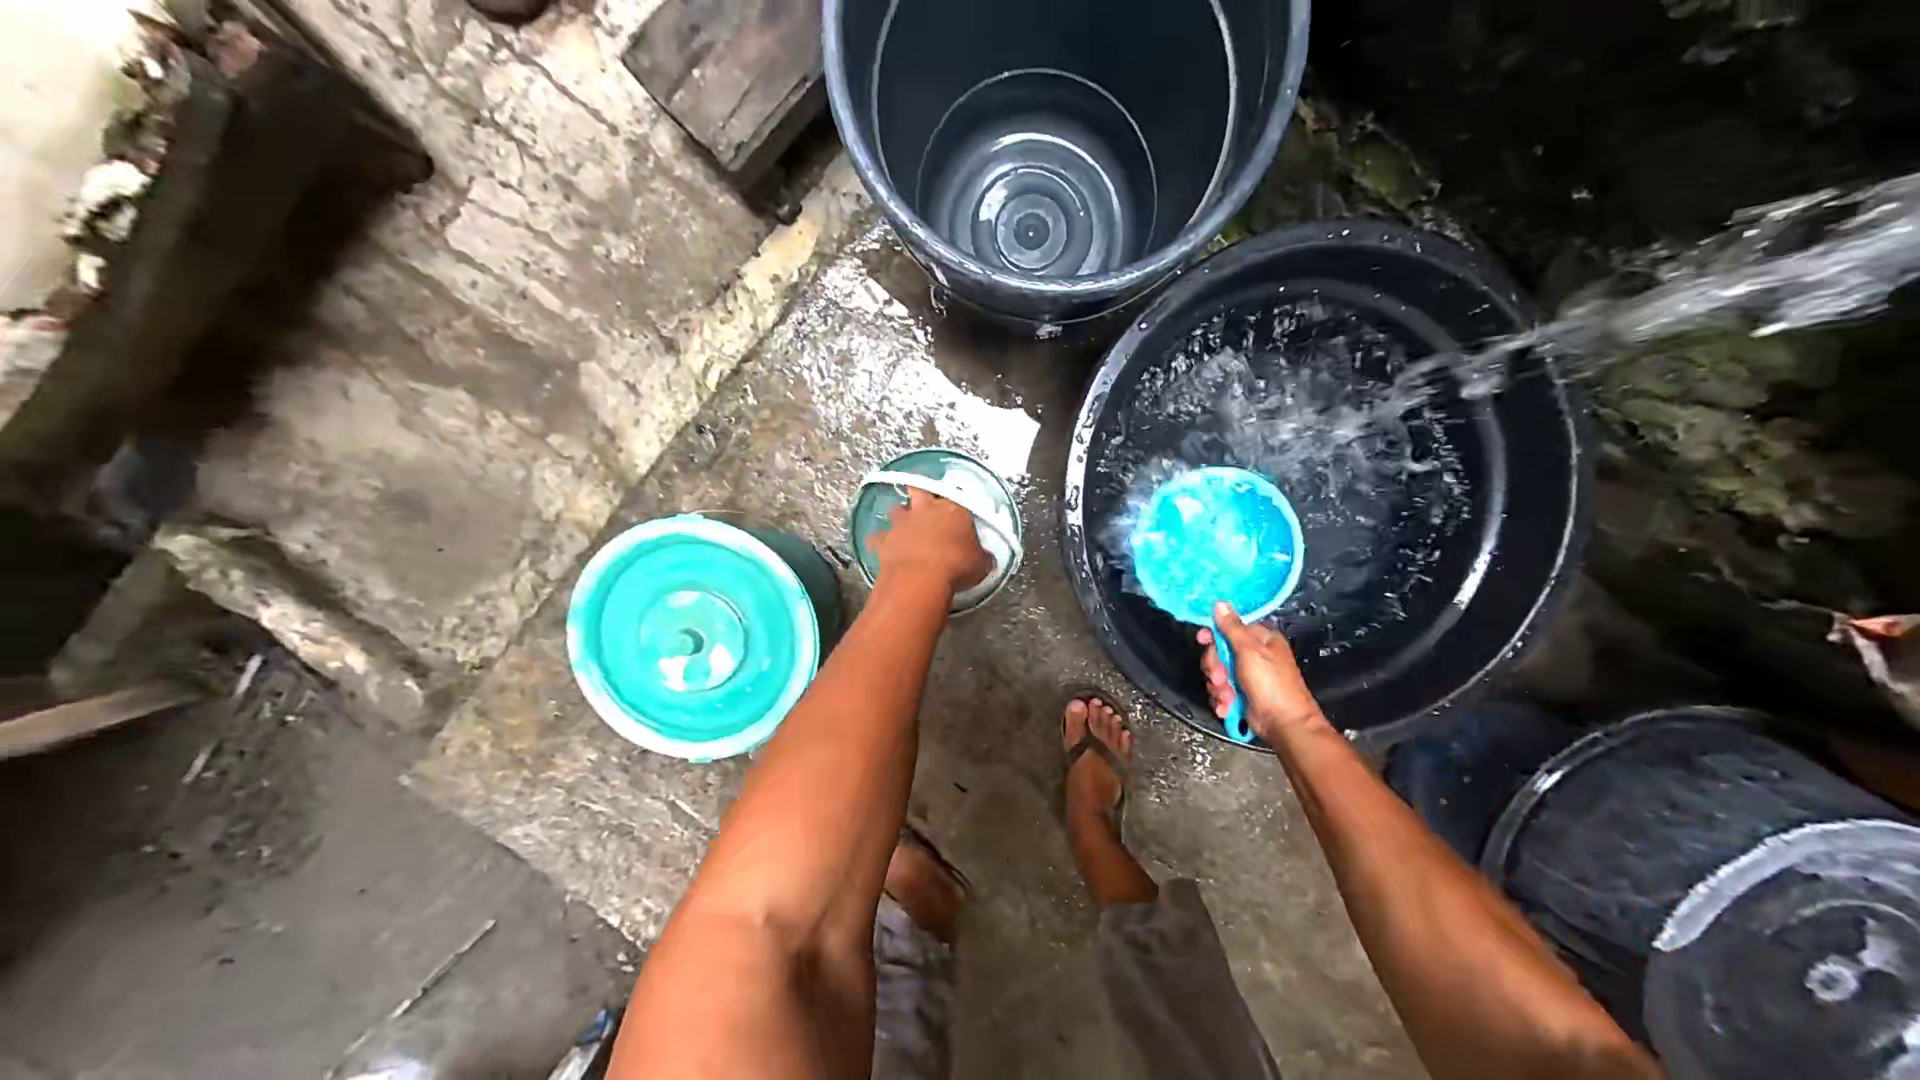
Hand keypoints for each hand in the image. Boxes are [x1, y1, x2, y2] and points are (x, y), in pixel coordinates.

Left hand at [872, 488, 991, 594]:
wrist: (921, 578)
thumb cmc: (957, 566)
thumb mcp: (981, 564)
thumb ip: (982, 556)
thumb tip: (987, 558)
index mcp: (954, 509)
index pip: (956, 496)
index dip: (954, 502)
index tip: (955, 509)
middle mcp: (925, 509)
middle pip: (918, 489)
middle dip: (918, 492)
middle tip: (921, 500)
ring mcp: (902, 523)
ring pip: (895, 510)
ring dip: (898, 516)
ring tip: (903, 526)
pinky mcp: (884, 541)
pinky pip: (877, 537)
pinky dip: (878, 541)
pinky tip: (879, 546)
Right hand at [1198, 603, 1327, 740]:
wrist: (1283, 723)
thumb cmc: (1271, 683)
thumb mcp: (1250, 650)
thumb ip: (1232, 627)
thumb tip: (1220, 603)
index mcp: (1260, 639)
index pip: (1228, 628)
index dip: (1214, 635)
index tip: (1203, 640)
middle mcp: (1253, 655)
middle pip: (1218, 652)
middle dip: (1215, 668)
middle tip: (1221, 678)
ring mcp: (1246, 676)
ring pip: (1216, 674)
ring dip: (1218, 687)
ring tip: (1228, 697)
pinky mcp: (1240, 694)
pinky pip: (1220, 691)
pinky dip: (1222, 700)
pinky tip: (1228, 706)